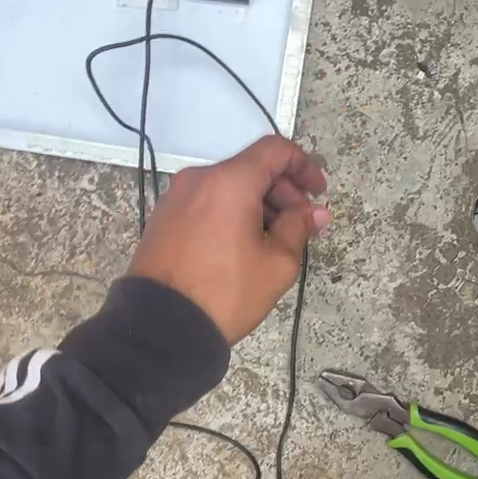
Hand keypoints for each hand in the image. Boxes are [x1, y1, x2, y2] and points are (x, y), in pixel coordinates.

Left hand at [127, 136, 329, 343]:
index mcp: (230, 182)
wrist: (159, 328)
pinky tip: (246, 245)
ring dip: (261, 203)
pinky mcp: (165, 218)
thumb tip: (316, 212)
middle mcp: (200, 180)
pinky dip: (234, 212)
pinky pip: (210, 202)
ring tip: (276, 240)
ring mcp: (177, 198)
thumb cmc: (226, 292)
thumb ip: (299, 228)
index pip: (276, 150)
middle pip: (253, 168)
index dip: (305, 166)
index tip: (318, 194)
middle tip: (303, 224)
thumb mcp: (277, 263)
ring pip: (230, 186)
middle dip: (285, 191)